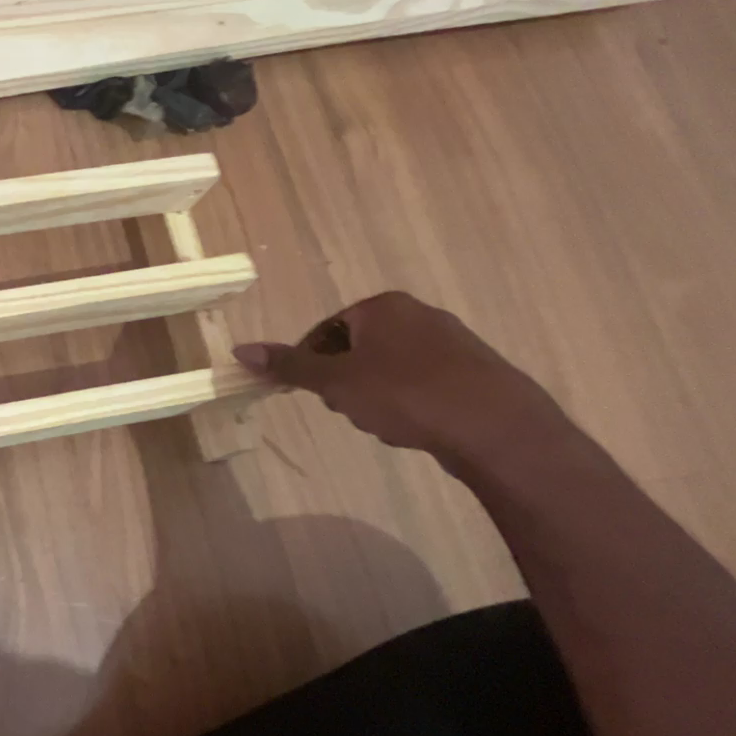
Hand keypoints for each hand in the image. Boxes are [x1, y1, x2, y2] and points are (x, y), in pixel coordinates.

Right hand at [232, 292, 571, 468]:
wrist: (495, 427)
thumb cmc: (405, 395)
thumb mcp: (335, 382)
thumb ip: (289, 365)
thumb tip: (240, 350)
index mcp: (382, 307)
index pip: (325, 330)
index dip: (311, 364)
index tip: (314, 393)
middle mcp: (417, 313)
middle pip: (355, 347)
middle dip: (344, 380)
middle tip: (349, 408)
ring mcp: (451, 340)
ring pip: (387, 367)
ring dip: (374, 394)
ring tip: (384, 421)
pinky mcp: (473, 370)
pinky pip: (421, 382)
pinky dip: (408, 402)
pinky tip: (413, 425)